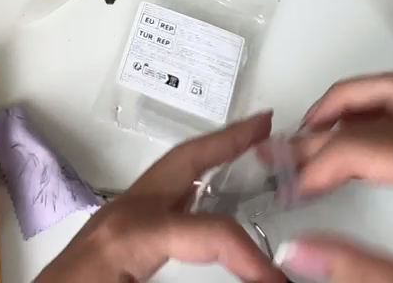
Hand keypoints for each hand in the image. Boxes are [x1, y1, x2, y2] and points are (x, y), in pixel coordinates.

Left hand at [36, 112, 288, 282]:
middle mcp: (123, 214)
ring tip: (248, 149)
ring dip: (212, 157)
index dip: (249, 255)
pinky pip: (161, 194)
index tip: (279, 280)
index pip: (205, 231)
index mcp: (128, 236)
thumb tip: (249, 273)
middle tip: (266, 125)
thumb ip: (187, 280)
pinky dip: (192, 182)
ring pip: (171, 172)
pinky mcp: (113, 230)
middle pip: (184, 161)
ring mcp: (115, 216)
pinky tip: (211, 192)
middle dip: (228, 141)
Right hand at [277, 74, 392, 282]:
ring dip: (352, 106)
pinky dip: (379, 112)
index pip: (357, 145)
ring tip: (316, 134)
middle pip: (372, 101)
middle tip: (289, 148)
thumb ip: (363, 271)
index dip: (314, 165)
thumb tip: (296, 250)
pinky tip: (367, 142)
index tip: (288, 189)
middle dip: (324, 118)